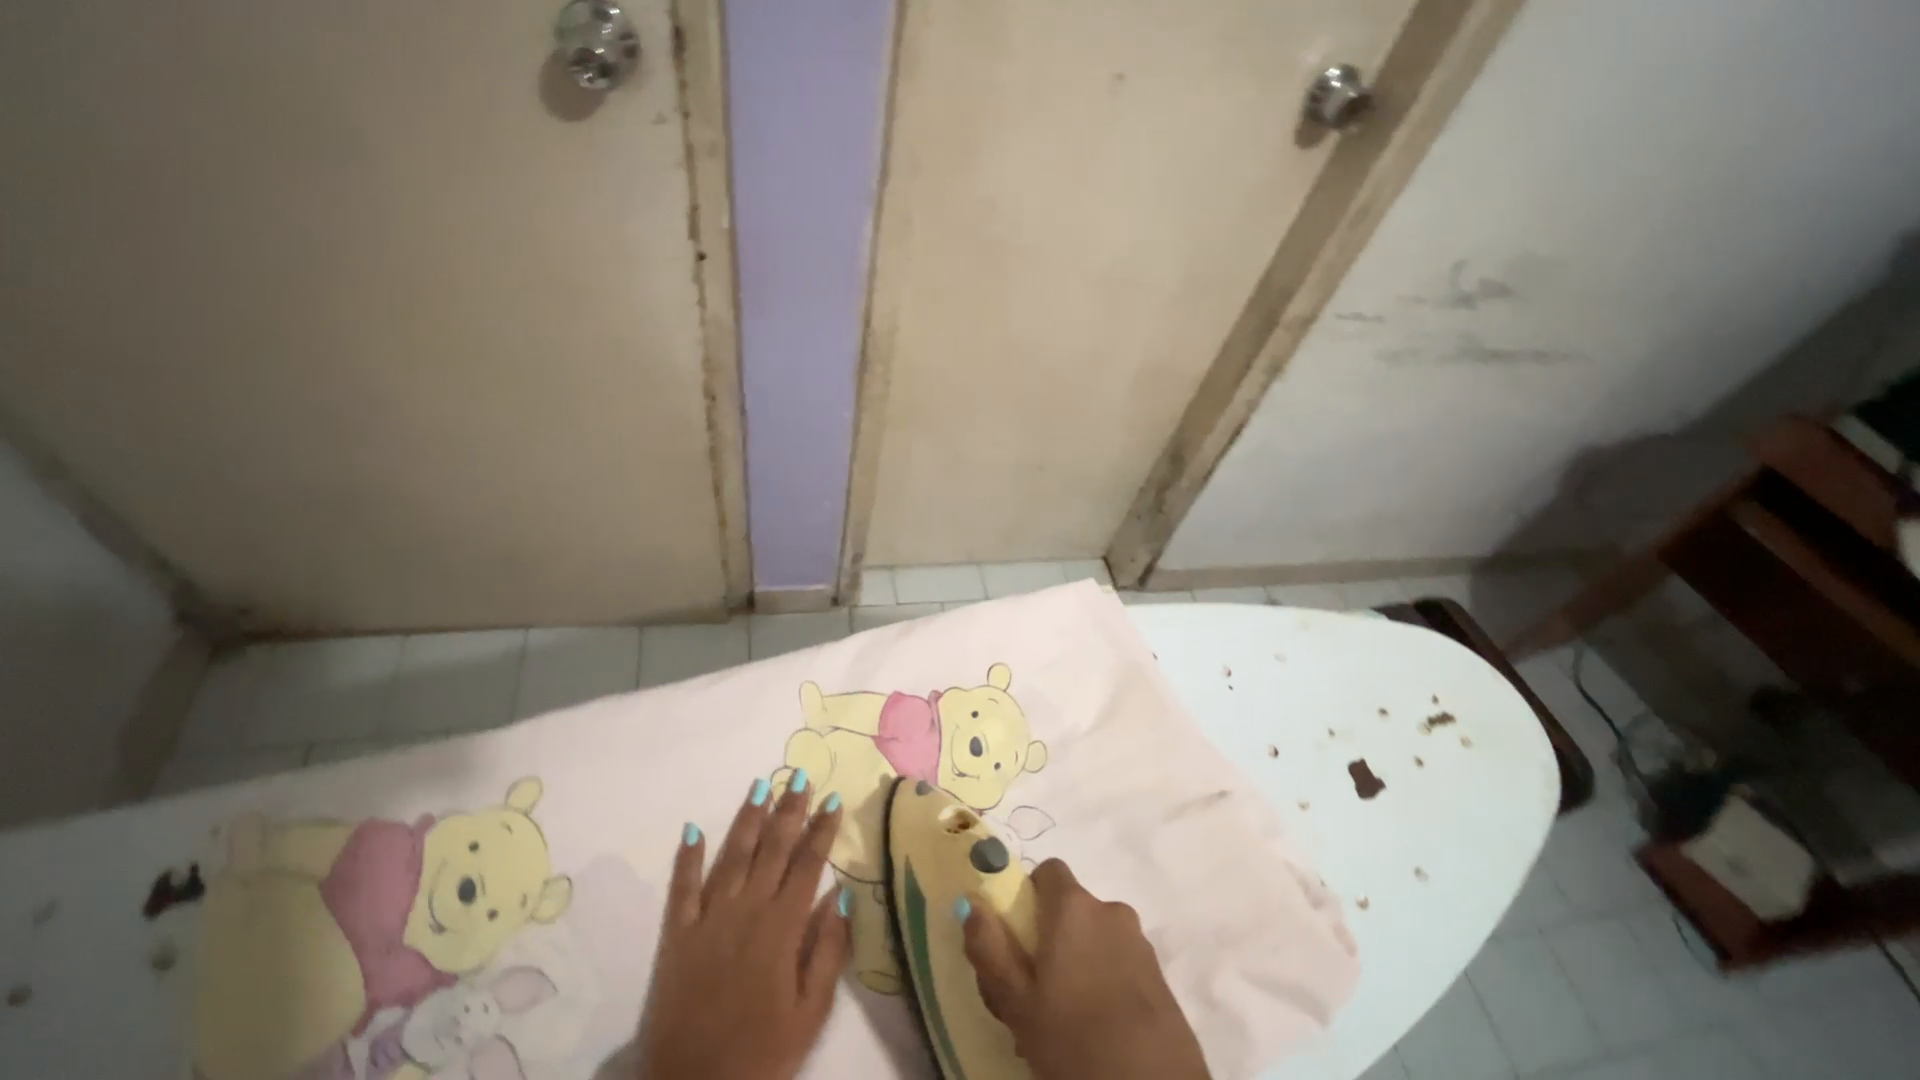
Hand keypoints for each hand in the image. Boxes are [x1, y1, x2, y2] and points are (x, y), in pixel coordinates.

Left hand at [638, 776, 851, 1079]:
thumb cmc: (763, 1053)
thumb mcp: (811, 1012)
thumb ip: (828, 949)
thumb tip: (843, 893)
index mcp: (782, 929)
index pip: (807, 866)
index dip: (821, 831)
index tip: (833, 800)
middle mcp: (746, 912)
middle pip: (771, 850)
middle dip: (788, 811)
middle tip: (799, 776)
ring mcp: (707, 919)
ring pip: (732, 857)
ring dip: (747, 820)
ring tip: (761, 787)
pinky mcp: (676, 934)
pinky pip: (682, 886)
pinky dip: (688, 856)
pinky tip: (694, 828)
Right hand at [961, 859, 1210, 1079]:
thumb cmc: (1072, 1037)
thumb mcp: (1015, 1000)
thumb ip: (988, 946)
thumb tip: (971, 902)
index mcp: (1075, 908)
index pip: (1049, 871)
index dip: (1029, 895)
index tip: (1017, 935)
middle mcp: (1111, 912)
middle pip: (1072, 909)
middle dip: (1051, 938)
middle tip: (1032, 989)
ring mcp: (1141, 943)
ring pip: (1096, 939)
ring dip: (1078, 962)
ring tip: (1062, 1017)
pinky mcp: (1160, 976)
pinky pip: (1119, 963)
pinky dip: (1104, 981)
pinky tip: (1093, 1027)